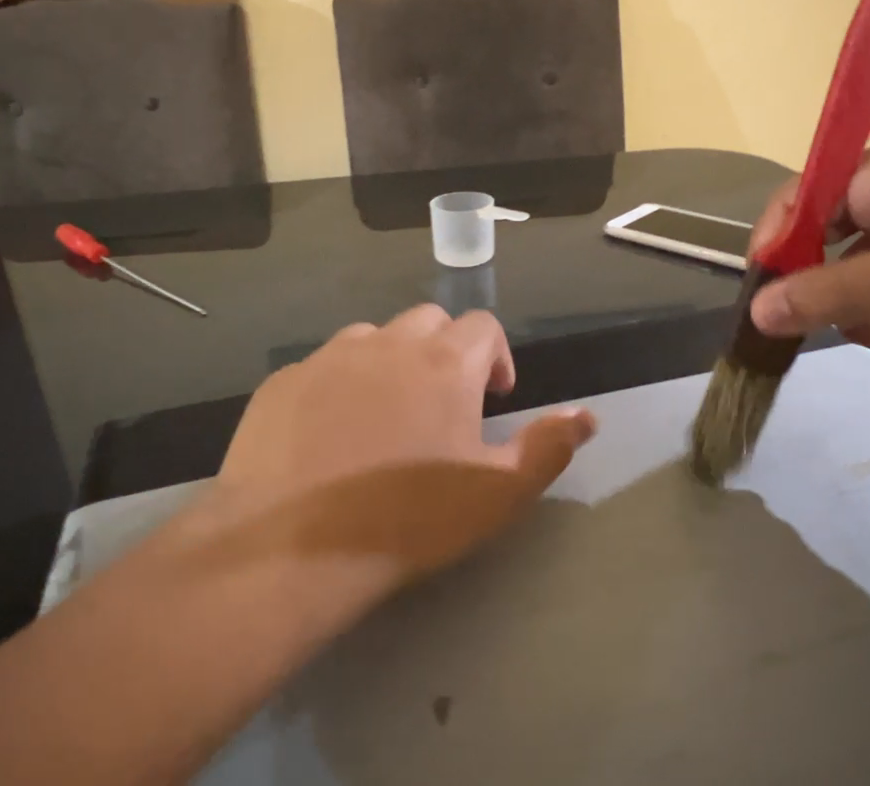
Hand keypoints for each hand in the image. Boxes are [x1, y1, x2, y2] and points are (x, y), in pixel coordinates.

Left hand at [203, 305, 596, 594]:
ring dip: (389, 362)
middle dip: (444, 351)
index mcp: (444, 362)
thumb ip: (548, 447)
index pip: (483, 327)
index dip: (496, 357)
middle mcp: (387, 343)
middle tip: (442, 405)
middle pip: (428, 322)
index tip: (493, 397)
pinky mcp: (283, 382)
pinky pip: (321, 367)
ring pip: (371, 338)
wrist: (295, 547)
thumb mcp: (498, 494)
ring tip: (385, 415)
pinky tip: (329, 435)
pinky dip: (337, 386)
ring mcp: (328, 358)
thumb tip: (586, 415)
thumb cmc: (410, 519)